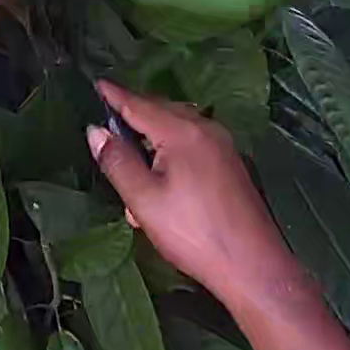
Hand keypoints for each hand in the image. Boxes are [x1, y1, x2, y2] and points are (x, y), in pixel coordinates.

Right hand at [86, 80, 304, 305]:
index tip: (98, 83)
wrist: (254, 266)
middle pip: (160, 109)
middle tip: (108, 121)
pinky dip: (170, 145)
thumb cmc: (193, 233)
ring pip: (177, 124)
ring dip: (152, 133)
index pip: (139, 104)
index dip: (115, 95)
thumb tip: (96, 132)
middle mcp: (204, 128)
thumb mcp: (144, 200)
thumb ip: (117, 161)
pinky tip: (162, 174)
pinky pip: (192, 139)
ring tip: (132, 156)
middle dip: (134, 113)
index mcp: (182, 131)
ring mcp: (221, 143)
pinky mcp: (229, 161)